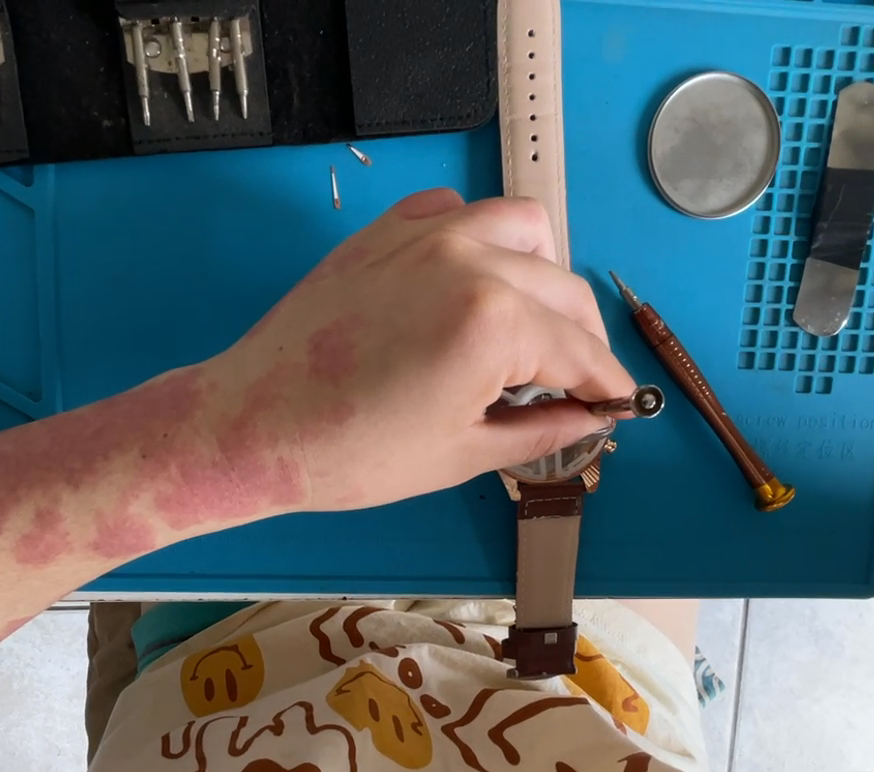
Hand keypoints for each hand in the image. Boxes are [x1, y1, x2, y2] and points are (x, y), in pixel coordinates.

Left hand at [203, 189, 635, 512]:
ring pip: (524, 231)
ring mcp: (424, 234)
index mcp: (495, 321)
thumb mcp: (461, 455)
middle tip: (574, 386)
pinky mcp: (386, 230)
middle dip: (582, 341)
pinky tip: (474, 284)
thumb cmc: (354, 456)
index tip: (617, 404)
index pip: (580, 350)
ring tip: (530, 328)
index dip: (606, 384)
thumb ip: (541, 430)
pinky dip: (484, 241)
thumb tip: (590, 418)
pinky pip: (461, 213)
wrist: (256, 427)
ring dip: (545, 277)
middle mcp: (470, 258)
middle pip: (564, 290)